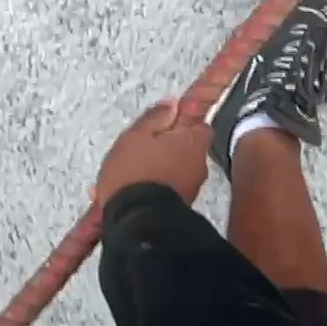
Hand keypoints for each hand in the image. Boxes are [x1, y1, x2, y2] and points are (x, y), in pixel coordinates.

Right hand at [92, 99, 211, 207]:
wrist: (135, 221)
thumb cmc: (134, 173)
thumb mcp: (135, 136)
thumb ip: (155, 118)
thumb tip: (171, 104)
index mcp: (192, 142)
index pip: (199, 124)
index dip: (181, 123)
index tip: (163, 125)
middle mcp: (198, 165)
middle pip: (186, 148)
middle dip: (165, 147)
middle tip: (138, 149)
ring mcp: (191, 189)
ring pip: (174, 169)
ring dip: (157, 168)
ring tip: (126, 173)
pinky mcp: (180, 207)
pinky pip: (167, 189)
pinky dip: (153, 186)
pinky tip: (130, 190)